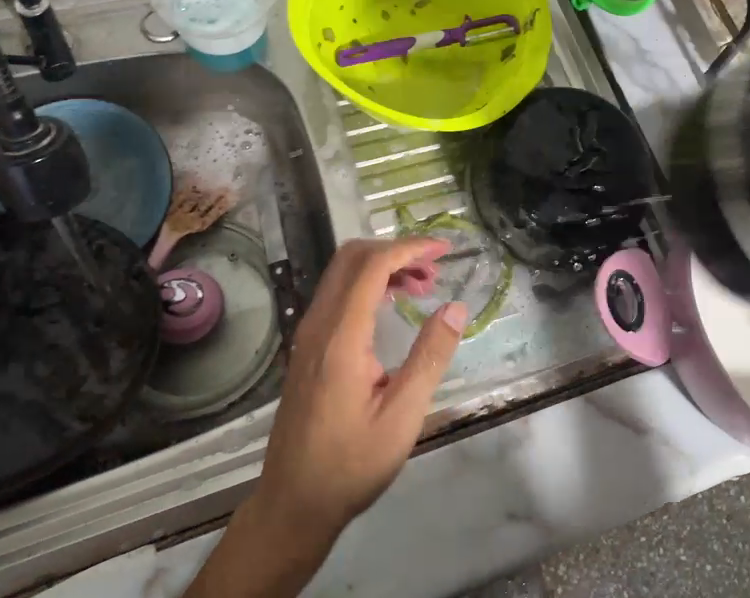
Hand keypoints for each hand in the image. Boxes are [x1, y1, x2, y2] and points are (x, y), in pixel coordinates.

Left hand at [185, 239, 468, 597]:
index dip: (410, 248)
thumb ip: (430, 357)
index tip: (445, 249)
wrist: (293, 501)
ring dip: (382, 267)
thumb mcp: (402, 416)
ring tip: (422, 287)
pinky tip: (392, 307)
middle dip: (396, 250)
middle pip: (352, 258)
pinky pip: (336, 295)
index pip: (372, 266)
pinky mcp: (307, 348)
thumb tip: (456, 307)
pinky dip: (367, 286)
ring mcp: (307, 335)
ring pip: (342, 274)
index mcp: (341, 337)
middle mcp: (318, 325)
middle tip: (435, 268)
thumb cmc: (351, 464)